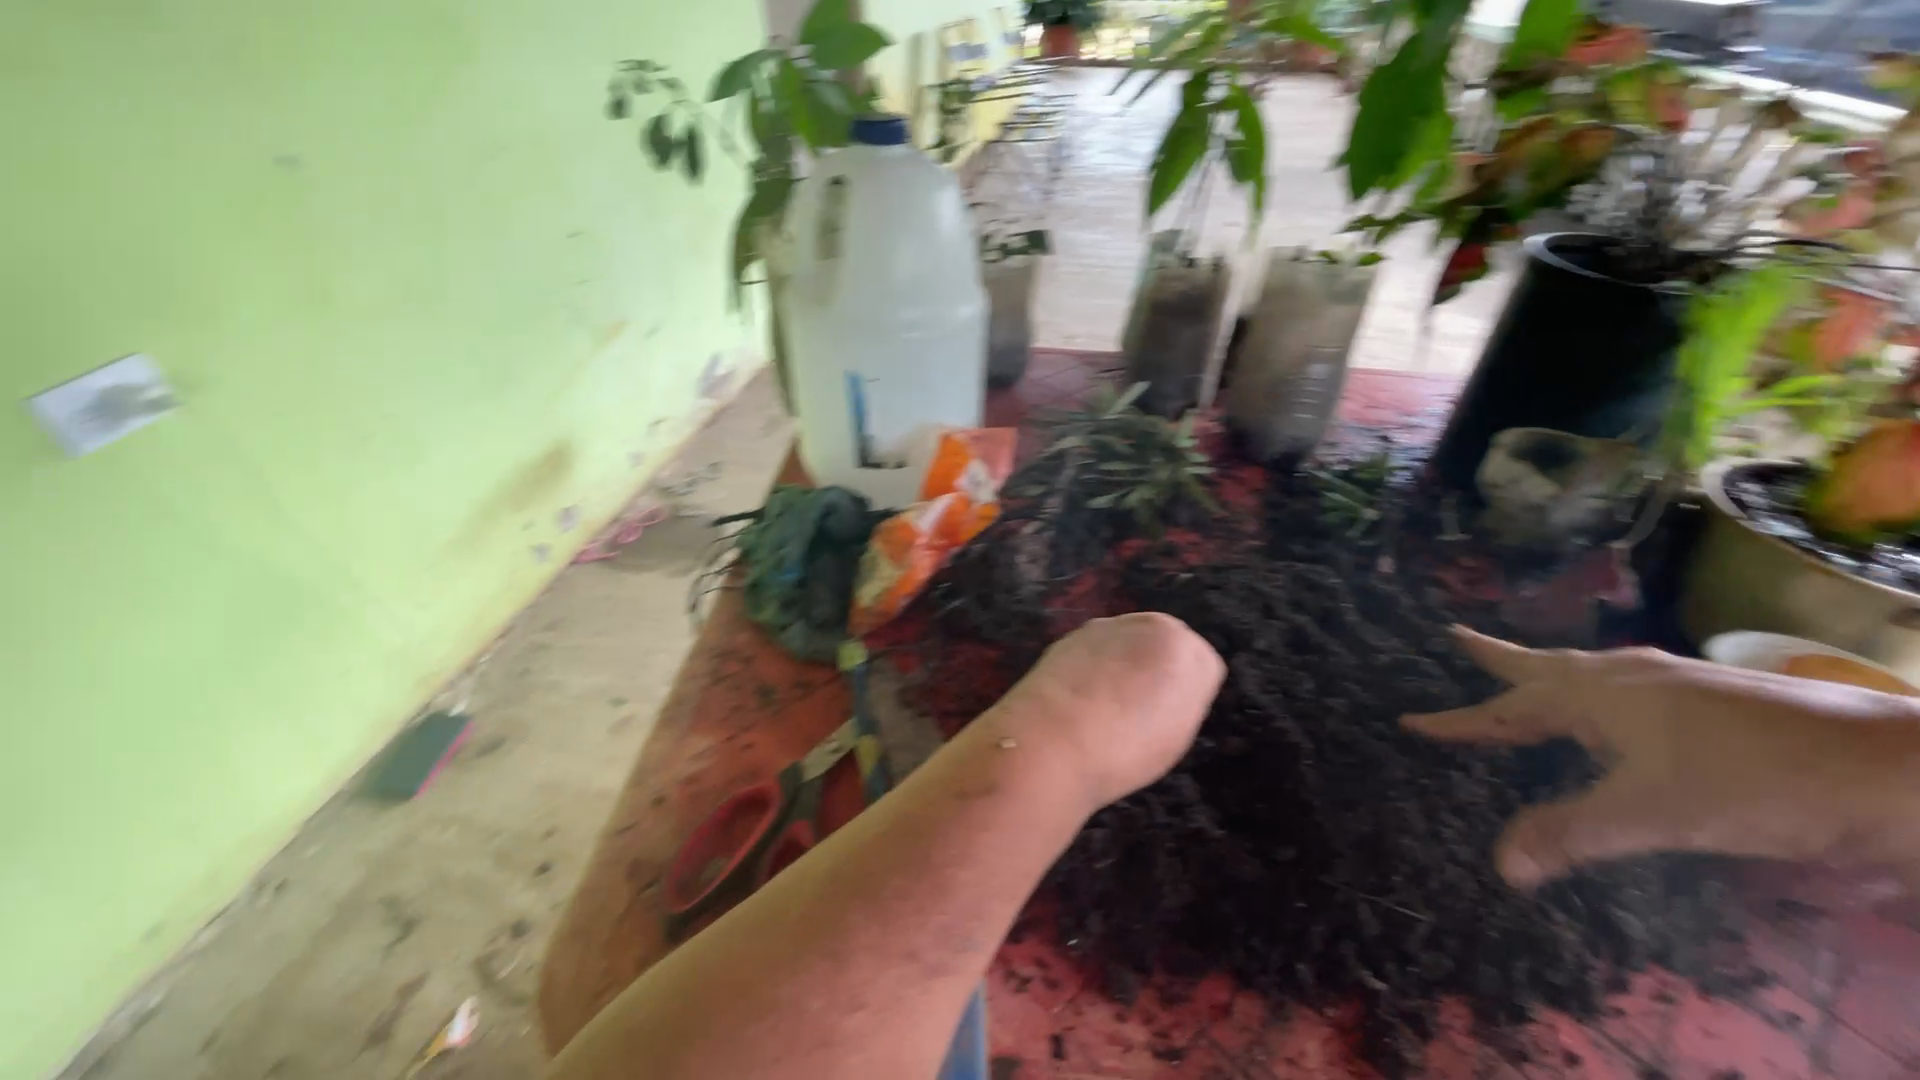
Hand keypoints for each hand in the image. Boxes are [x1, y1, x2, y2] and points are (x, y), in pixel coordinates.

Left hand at [993, 613, 1225, 810]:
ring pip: (1128, 646)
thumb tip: (1167, 688)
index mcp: (1183, 646)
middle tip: (1139, 712)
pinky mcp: (1069, 636)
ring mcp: (1104, 627)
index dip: (1186, 697)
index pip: (1203, 666)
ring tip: (1105, 709)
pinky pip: (1095, 653)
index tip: (1168, 720)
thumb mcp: (1179, 732)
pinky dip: (1092, 669)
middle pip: (1165, 645)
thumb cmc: (1126, 747)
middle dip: (1156, 670)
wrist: (1051, 742)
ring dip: (1123, 666)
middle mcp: (1146, 624)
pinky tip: (1079, 700)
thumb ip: (1183, 697)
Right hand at [1403, 627, 1919, 889]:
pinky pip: (1623, 687)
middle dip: (1497, 659)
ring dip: (1546, 675)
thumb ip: (1572, 834)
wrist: (1893, 767)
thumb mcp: (1654, 814)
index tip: (1409, 720)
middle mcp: (1625, 677)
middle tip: (1456, 637)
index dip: (1457, 721)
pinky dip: (1594, 692)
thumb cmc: (1758, 781)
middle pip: (1543, 667)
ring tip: (1526, 677)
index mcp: (1598, 696)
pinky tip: (1615, 710)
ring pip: (1587, 674)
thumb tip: (1500, 865)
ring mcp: (1671, 683)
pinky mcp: (1708, 699)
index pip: (1506, 709)